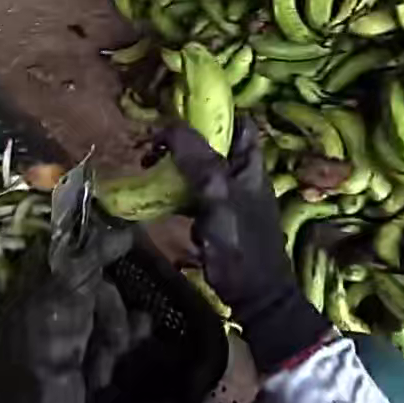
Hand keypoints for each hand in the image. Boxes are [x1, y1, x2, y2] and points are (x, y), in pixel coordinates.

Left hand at [0, 175, 134, 402]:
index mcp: (28, 308)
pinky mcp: (72, 368)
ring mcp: (58, 344)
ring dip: (115, 331)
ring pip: (102, 310)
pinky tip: (126, 355)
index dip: (98, 242)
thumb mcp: (47, 356)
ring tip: (109, 367)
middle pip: (90, 283)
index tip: (133, 234)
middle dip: (109, 305)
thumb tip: (89, 240)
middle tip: (114, 341)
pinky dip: (119, 342)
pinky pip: (105, 337)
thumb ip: (67, 297)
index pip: (66, 255)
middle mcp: (42, 317)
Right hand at [166, 120, 329, 371]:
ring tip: (149, 161)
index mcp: (250, 163)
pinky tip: (157, 193)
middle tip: (155, 138)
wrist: (254, 294)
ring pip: (200, 168)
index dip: (214, 110)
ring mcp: (228, 196)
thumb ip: (199, 160)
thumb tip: (169, 126)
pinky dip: (175, 189)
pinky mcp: (215, 218)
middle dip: (185, 137)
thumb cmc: (241, 242)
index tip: (179, 108)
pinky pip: (192, 194)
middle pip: (213, 143)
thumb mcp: (219, 196)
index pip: (238, 122)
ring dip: (176, 163)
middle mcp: (241, 174)